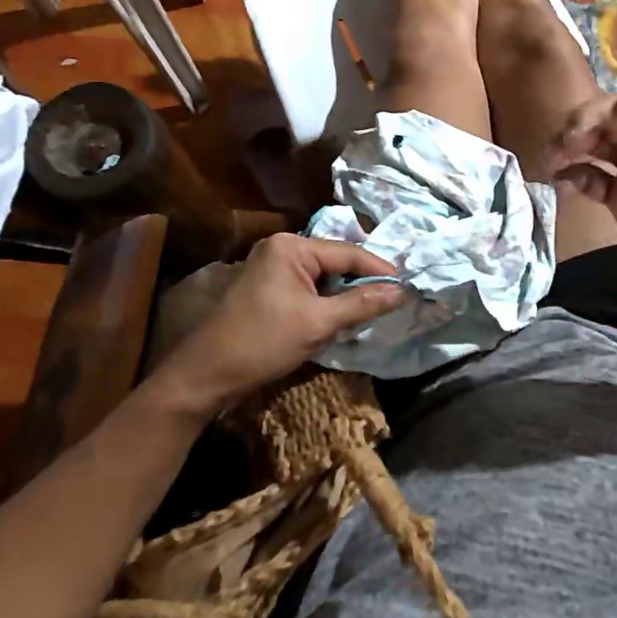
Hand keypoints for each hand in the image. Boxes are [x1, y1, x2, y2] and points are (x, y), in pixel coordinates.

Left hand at [152, 234, 405, 415]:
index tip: (407, 288)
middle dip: (361, 281)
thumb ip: (361, 303)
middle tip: (392, 300)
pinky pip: (305, 286)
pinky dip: (324, 299)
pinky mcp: (265, 286)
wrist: (209, 370)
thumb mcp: (318, 323)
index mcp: (291, 246)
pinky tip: (340, 315)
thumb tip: (400, 291)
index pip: (347, 252)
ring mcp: (269, 266)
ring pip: (320, 275)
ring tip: (371, 309)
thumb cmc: (264, 341)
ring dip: (343, 292)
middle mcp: (279, 247)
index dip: (378, 270)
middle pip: (333, 260)